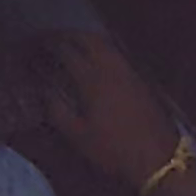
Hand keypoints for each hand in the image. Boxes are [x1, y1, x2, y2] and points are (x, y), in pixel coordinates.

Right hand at [45, 30, 183, 189]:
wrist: (160, 161)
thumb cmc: (114, 150)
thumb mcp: (78, 135)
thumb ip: (57, 110)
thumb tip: (43, 91)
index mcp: (91, 79)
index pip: (65, 51)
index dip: (47, 44)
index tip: (34, 44)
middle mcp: (110, 68)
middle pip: (87, 39)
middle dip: (67, 34)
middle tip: (52, 37)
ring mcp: (128, 72)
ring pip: (105, 44)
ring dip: (86, 39)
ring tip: (72, 43)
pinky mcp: (140, 80)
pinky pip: (116, 54)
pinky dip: (101, 49)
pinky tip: (96, 59)